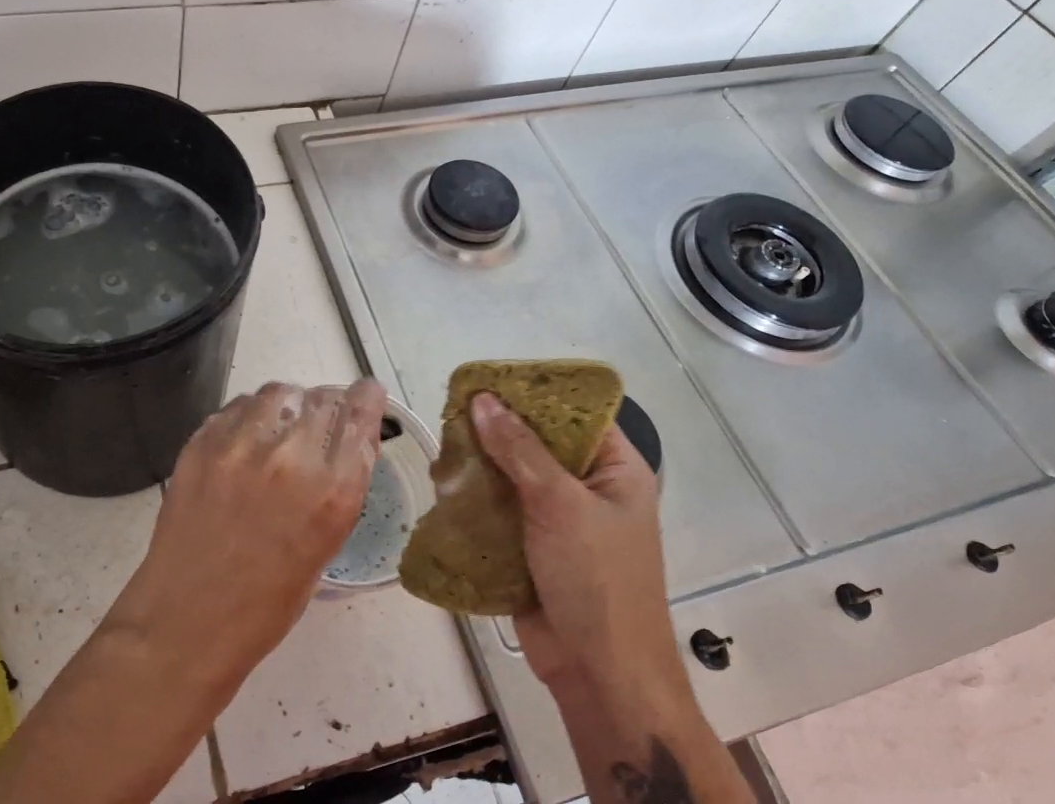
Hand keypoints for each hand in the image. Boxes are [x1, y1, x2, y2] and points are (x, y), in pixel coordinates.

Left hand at [106, 380, 386, 679]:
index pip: (361, 412)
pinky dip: (250, 416)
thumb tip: (343, 447)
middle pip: (322, 397)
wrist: (186, 620)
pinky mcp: (201, 443)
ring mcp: (240, 445)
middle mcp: (291, 456)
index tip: (366, 399)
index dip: (367, 400)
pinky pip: (237, 407)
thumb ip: (338, 488)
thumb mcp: (324, 547)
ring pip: (278, 392)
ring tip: (280, 431)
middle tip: (320, 425)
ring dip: (288, 406)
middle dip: (329, 406)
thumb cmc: (265, 605)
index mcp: (333, 491)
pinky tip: (245, 443)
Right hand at [468, 392, 684, 697]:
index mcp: (615, 470)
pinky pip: (499, 513)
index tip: (486, 379)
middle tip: (449, 413)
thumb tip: (482, 399)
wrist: (599, 673)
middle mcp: (587, 489)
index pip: (576, 413)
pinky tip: (441, 488)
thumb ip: (519, 449)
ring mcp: (558, 521)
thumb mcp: (560, 504)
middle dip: (496, 431)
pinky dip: (473, 502)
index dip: (534, 393)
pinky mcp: (530, 549)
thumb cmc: (596, 579)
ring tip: (439, 449)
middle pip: (538, 444)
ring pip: (513, 479)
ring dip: (479, 467)